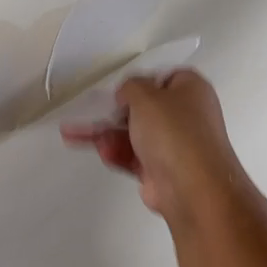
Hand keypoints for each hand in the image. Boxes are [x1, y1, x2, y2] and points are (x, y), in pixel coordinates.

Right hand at [60, 69, 248, 220]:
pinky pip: (134, 156)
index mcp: (190, 90)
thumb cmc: (172, 132)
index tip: (117, 92)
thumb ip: (130, 87)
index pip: (162, 79)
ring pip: (133, 135)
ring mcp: (173, 145)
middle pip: (142, 110)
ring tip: (75, 136)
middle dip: (111, 114)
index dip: (138, 83)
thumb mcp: (146, 96)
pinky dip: (116, 153)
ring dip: (106, 135)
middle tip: (85, 115)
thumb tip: (127, 94)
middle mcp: (185, 116)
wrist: (191, 187)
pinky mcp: (160, 169)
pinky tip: (100, 153)